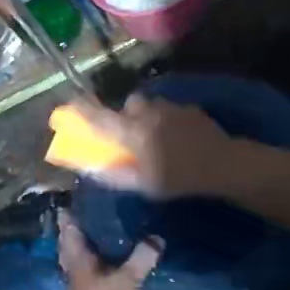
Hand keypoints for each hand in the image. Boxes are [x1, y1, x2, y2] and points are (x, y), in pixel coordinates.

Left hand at [57, 210, 159, 289]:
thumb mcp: (128, 282)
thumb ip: (142, 257)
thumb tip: (157, 237)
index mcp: (76, 258)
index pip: (68, 225)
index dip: (72, 207)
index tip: (84, 190)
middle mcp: (72, 267)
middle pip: (71, 239)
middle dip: (81, 222)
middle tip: (100, 205)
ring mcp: (77, 283)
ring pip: (79, 254)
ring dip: (89, 240)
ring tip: (109, 226)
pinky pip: (89, 268)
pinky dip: (97, 258)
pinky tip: (113, 257)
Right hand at [79, 95, 239, 199]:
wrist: (221, 163)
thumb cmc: (179, 179)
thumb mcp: (143, 184)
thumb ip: (115, 174)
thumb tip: (91, 168)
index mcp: (133, 132)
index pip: (100, 117)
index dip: (82, 110)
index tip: (68, 106)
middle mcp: (148, 113)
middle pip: (130, 105)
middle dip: (127, 116)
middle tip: (132, 135)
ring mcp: (171, 108)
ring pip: (151, 105)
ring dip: (149, 116)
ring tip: (159, 137)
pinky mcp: (190, 109)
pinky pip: (171, 110)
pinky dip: (169, 119)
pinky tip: (180, 137)